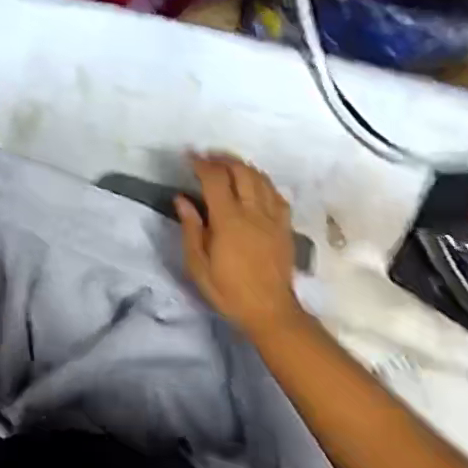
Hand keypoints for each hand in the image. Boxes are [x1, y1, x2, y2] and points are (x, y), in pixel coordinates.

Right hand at [176, 153, 304, 331]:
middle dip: (223, 159)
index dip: (201, 164)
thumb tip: (182, 199)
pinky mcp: (285, 226)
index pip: (215, 180)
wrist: (270, 311)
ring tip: (227, 165)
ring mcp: (273, 218)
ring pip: (261, 179)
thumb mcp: (197, 264)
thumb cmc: (227, 290)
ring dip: (243, 167)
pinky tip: (254, 185)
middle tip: (207, 157)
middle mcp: (254, 213)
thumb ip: (191, 228)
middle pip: (241, 172)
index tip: (188, 157)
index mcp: (229, 221)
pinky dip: (262, 182)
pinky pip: (276, 194)